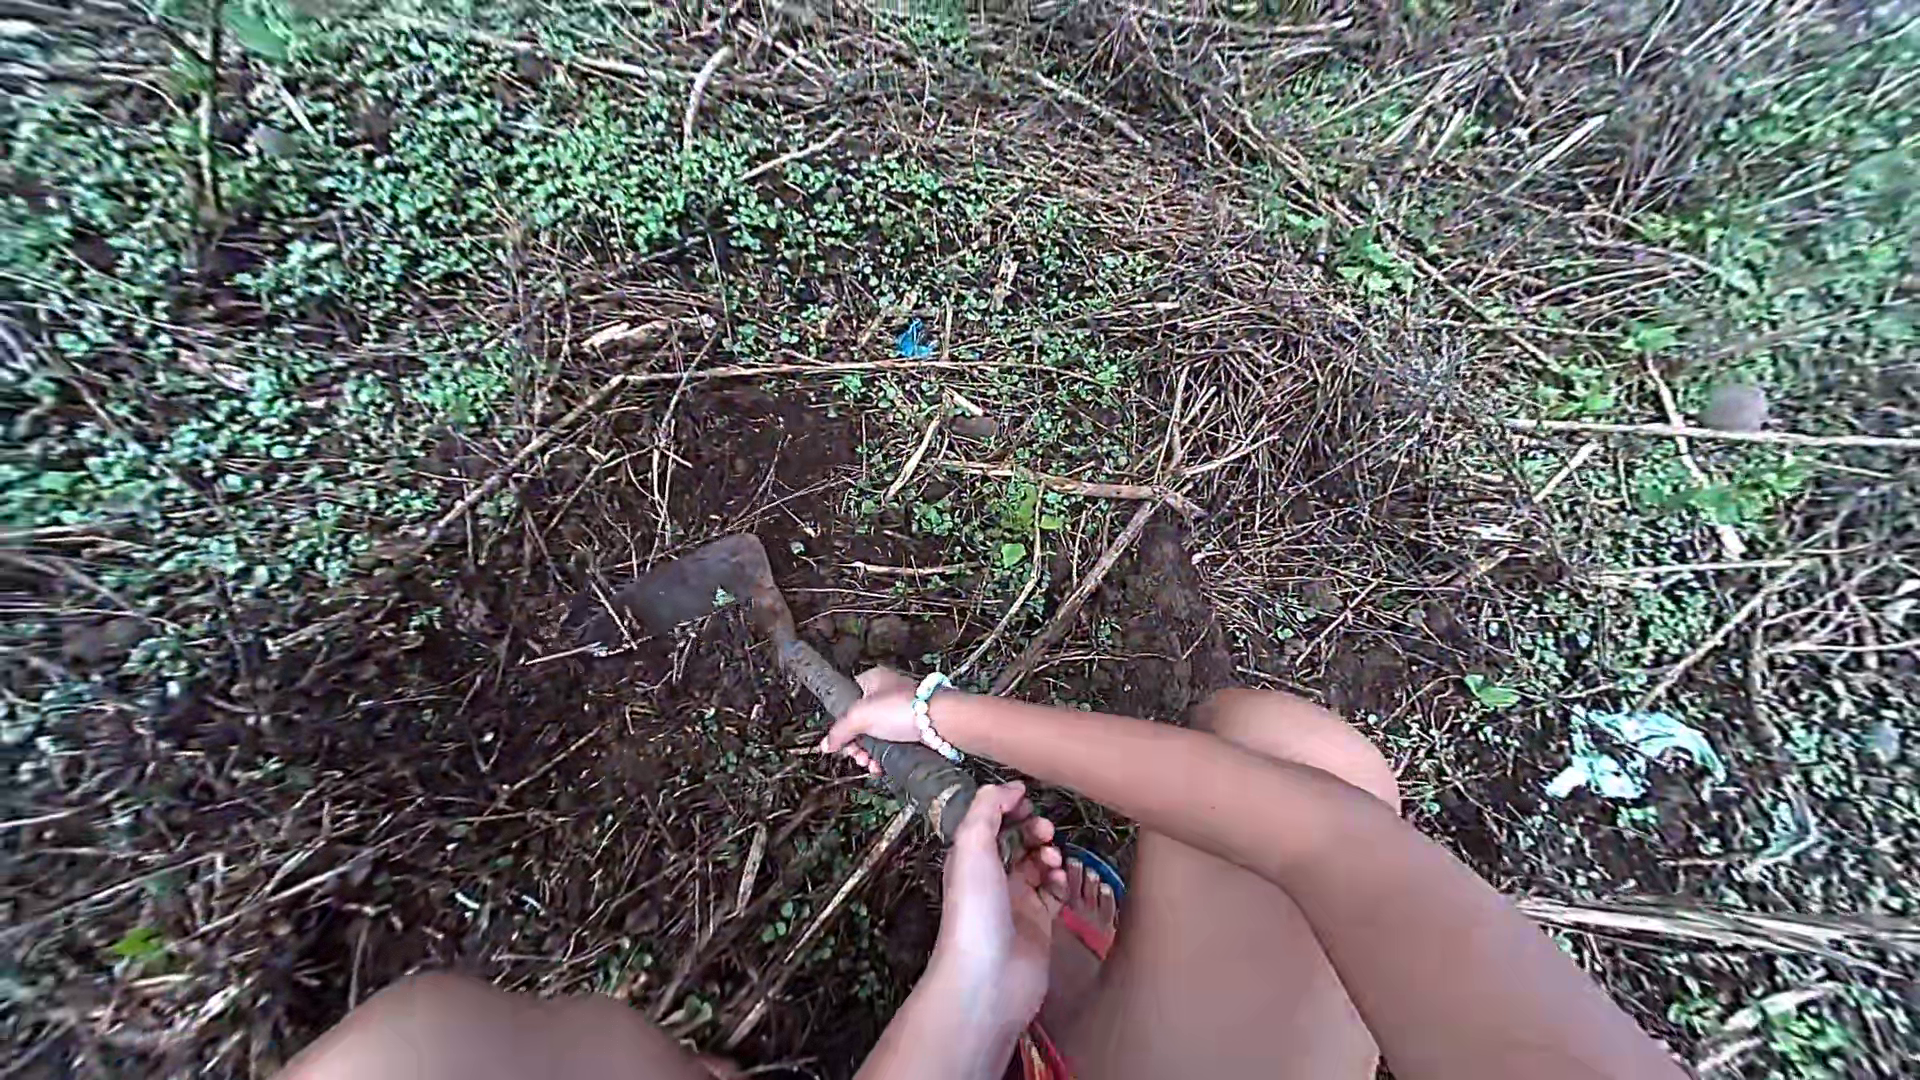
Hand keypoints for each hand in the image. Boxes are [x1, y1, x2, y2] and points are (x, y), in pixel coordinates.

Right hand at [820, 667, 946, 774]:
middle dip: (855, 744)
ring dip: (867, 753)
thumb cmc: (900, 709)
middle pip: (858, 722)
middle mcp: (884, 693)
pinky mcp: (909, 728)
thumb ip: (839, 731)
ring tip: (870, 764)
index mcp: (872, 680)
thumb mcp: (860, 716)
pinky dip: (882, 756)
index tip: (840, 739)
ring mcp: (898, 711)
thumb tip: (825, 746)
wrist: (939, 721)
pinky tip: (880, 766)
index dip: (840, 721)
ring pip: (873, 735)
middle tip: (858, 756)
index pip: (846, 698)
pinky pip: (889, 743)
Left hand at [927, 781, 1066, 1032]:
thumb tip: (1013, 786)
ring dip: (1047, 852)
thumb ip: (988, 806)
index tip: (1027, 800)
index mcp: (971, 855)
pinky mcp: (1039, 923)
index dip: (1008, 807)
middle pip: (1016, 839)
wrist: (988, 977)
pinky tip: (1059, 878)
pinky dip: (1059, 880)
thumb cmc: (975, 905)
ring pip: (1037, 863)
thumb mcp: (972, 842)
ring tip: (1052, 856)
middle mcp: (992, 875)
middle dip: (1032, 828)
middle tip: (1044, 829)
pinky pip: (1053, 891)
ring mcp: (1016, 899)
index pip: (990, 820)